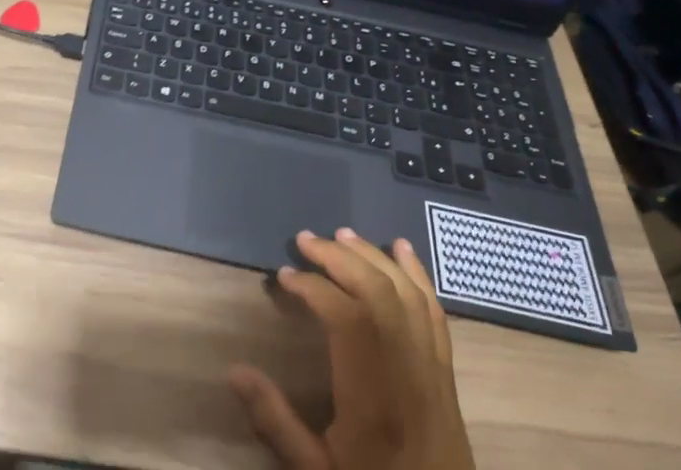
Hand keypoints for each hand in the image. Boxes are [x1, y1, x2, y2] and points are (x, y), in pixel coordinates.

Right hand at [229, 230, 474, 469]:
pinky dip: (417, 274)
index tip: (281, 277)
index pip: (346, 319)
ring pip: (409, 295)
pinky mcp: (446, 371)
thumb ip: (276, 420)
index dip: (312, 287)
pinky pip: (436, 310)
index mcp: (373, 396)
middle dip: (340, 259)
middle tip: (304, 239)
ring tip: (342, 234)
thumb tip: (233, 370)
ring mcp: (433, 368)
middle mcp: (408, 371)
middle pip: (380, 294)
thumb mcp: (315, 468)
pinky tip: (401, 249)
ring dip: (374, 257)